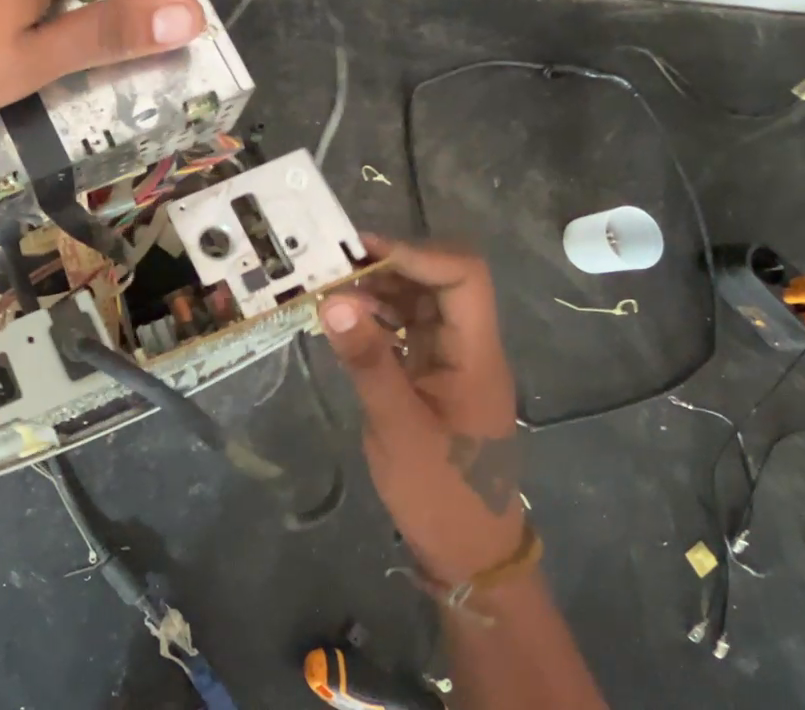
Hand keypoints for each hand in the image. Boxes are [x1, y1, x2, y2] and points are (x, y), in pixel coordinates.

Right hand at [320, 236, 523, 585]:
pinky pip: (407, 331)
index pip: (464, 277)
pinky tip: (343, 323)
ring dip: (379, 290)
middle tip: (331, 266)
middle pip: (442, 282)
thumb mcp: (396, 426)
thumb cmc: (439, 492)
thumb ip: (367, 360)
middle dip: (389, 265)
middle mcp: (469, 349)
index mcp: (476, 355)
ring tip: (328, 291)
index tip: (358, 252)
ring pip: (422, 304)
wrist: (468, 551)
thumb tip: (333, 299)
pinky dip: (376, 318)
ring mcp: (452, 363)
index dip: (415, 254)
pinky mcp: (433, 378)